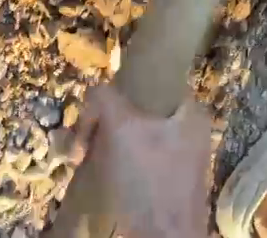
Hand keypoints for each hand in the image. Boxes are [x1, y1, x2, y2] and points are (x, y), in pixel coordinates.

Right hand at [72, 84, 213, 237]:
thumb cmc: (147, 179)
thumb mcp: (120, 124)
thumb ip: (104, 96)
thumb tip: (94, 94)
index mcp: (190, 113)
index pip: (150, 79)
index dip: (120, 87)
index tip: (99, 106)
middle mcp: (187, 134)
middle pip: (134, 108)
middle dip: (102, 118)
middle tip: (83, 136)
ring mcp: (175, 162)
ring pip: (127, 135)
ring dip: (97, 140)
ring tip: (77, 154)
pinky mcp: (160, 186)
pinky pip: (129, 161)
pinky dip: (107, 162)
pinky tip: (86, 168)